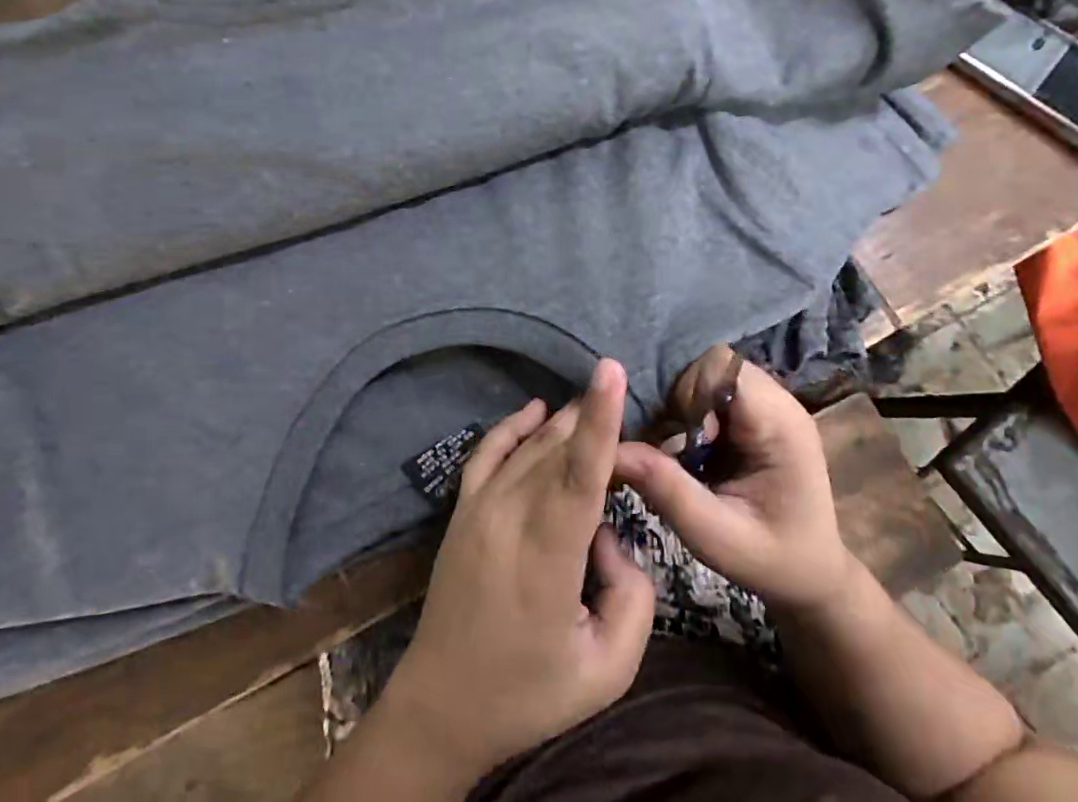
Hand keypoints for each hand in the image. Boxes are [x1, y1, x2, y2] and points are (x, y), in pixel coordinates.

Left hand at [376, 359, 655, 778]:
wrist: (443, 706)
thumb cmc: (531, 691)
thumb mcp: (610, 667)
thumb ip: (634, 594)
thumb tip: (611, 535)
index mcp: (547, 557)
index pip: (579, 474)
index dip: (598, 420)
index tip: (610, 370)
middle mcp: (508, 519)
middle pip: (559, 450)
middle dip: (597, 424)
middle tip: (634, 425)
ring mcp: (478, 511)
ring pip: (530, 446)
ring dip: (566, 423)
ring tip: (599, 407)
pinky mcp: (462, 512)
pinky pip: (487, 452)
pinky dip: (514, 426)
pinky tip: (539, 409)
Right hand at [614, 344, 854, 612]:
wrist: (810, 575)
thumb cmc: (769, 561)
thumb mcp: (714, 537)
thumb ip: (667, 490)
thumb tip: (611, 452)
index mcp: (779, 424)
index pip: (721, 367)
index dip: (686, 392)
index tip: (675, 440)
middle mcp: (778, 403)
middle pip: (712, 364)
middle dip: (678, 397)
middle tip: (666, 444)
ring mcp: (768, 406)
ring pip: (708, 375)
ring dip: (681, 405)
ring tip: (674, 448)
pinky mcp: (755, 416)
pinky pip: (712, 393)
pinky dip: (688, 413)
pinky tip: (685, 450)